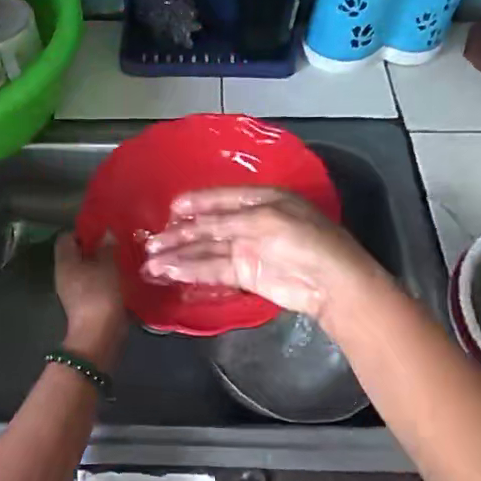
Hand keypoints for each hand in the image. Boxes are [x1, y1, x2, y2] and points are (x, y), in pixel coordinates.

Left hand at [54, 234, 125, 357]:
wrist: (100, 334)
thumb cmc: (100, 294)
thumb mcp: (108, 265)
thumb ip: (107, 247)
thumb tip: (107, 232)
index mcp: (65, 262)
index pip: (66, 237)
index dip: (83, 231)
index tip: (103, 229)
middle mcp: (64, 274)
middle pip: (77, 254)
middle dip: (95, 248)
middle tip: (117, 242)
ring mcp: (74, 291)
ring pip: (87, 270)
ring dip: (103, 264)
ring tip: (123, 258)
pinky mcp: (85, 304)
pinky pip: (94, 284)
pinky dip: (106, 279)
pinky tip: (122, 277)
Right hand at [142, 188, 387, 323]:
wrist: (330, 283)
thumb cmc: (304, 241)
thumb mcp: (266, 220)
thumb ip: (227, 220)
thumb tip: (192, 222)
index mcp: (262, 199)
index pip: (221, 198)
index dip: (196, 202)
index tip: (171, 209)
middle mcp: (251, 222)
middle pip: (208, 226)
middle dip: (179, 234)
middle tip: (150, 243)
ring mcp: (248, 249)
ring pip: (206, 250)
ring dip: (178, 256)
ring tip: (150, 263)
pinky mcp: (245, 274)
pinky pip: (213, 269)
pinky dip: (191, 270)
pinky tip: (169, 271)